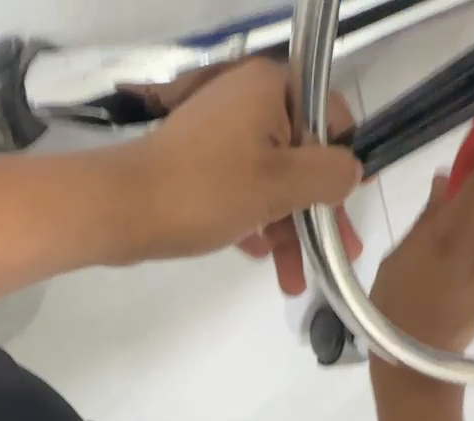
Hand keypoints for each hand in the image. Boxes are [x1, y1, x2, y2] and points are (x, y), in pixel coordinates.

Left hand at [124, 59, 363, 294]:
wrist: (120, 210)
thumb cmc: (204, 192)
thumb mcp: (280, 185)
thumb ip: (328, 176)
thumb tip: (353, 172)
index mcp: (272, 89)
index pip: (331, 119)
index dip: (343, 167)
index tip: (344, 210)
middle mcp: (246, 102)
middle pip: (300, 159)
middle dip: (314, 214)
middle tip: (331, 258)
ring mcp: (218, 135)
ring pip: (269, 182)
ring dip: (286, 229)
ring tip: (293, 278)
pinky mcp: (196, 167)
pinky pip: (239, 191)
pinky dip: (254, 222)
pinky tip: (265, 259)